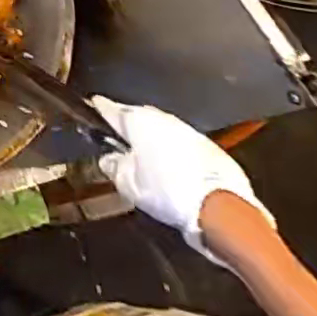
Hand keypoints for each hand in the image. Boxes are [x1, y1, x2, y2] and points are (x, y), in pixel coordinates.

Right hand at [91, 97, 273, 265]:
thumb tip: (109, 159)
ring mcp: (187, 130)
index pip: (109, 108)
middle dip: (129, 127)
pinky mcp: (210, 146)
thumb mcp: (130, 185)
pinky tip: (176, 173)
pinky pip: (184, 144)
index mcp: (136, 121)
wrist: (224, 209)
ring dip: (155, 140)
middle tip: (122, 144)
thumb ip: (114, 167)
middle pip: (137, 117)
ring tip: (150, 162)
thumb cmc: (170, 194)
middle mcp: (161, 118)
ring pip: (162, 129)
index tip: (92, 106)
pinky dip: (177, 152)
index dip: (98, 108)